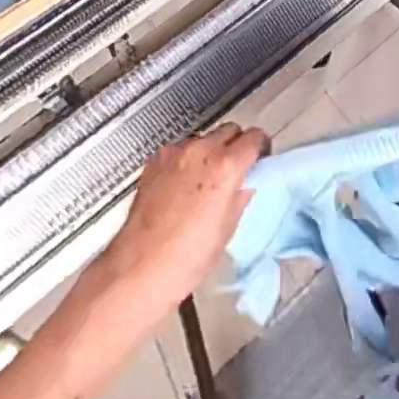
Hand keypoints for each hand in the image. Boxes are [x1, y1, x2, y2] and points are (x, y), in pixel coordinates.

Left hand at [104, 123, 267, 304]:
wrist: (139, 268)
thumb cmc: (188, 257)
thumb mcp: (227, 229)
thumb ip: (239, 197)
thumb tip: (242, 185)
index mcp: (226, 167)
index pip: (254, 137)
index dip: (260, 147)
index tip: (258, 159)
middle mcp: (201, 151)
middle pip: (230, 130)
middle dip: (236, 145)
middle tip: (235, 168)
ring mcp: (175, 153)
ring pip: (204, 138)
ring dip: (210, 151)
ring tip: (204, 180)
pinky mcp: (154, 160)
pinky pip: (179, 150)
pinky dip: (186, 160)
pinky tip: (181, 185)